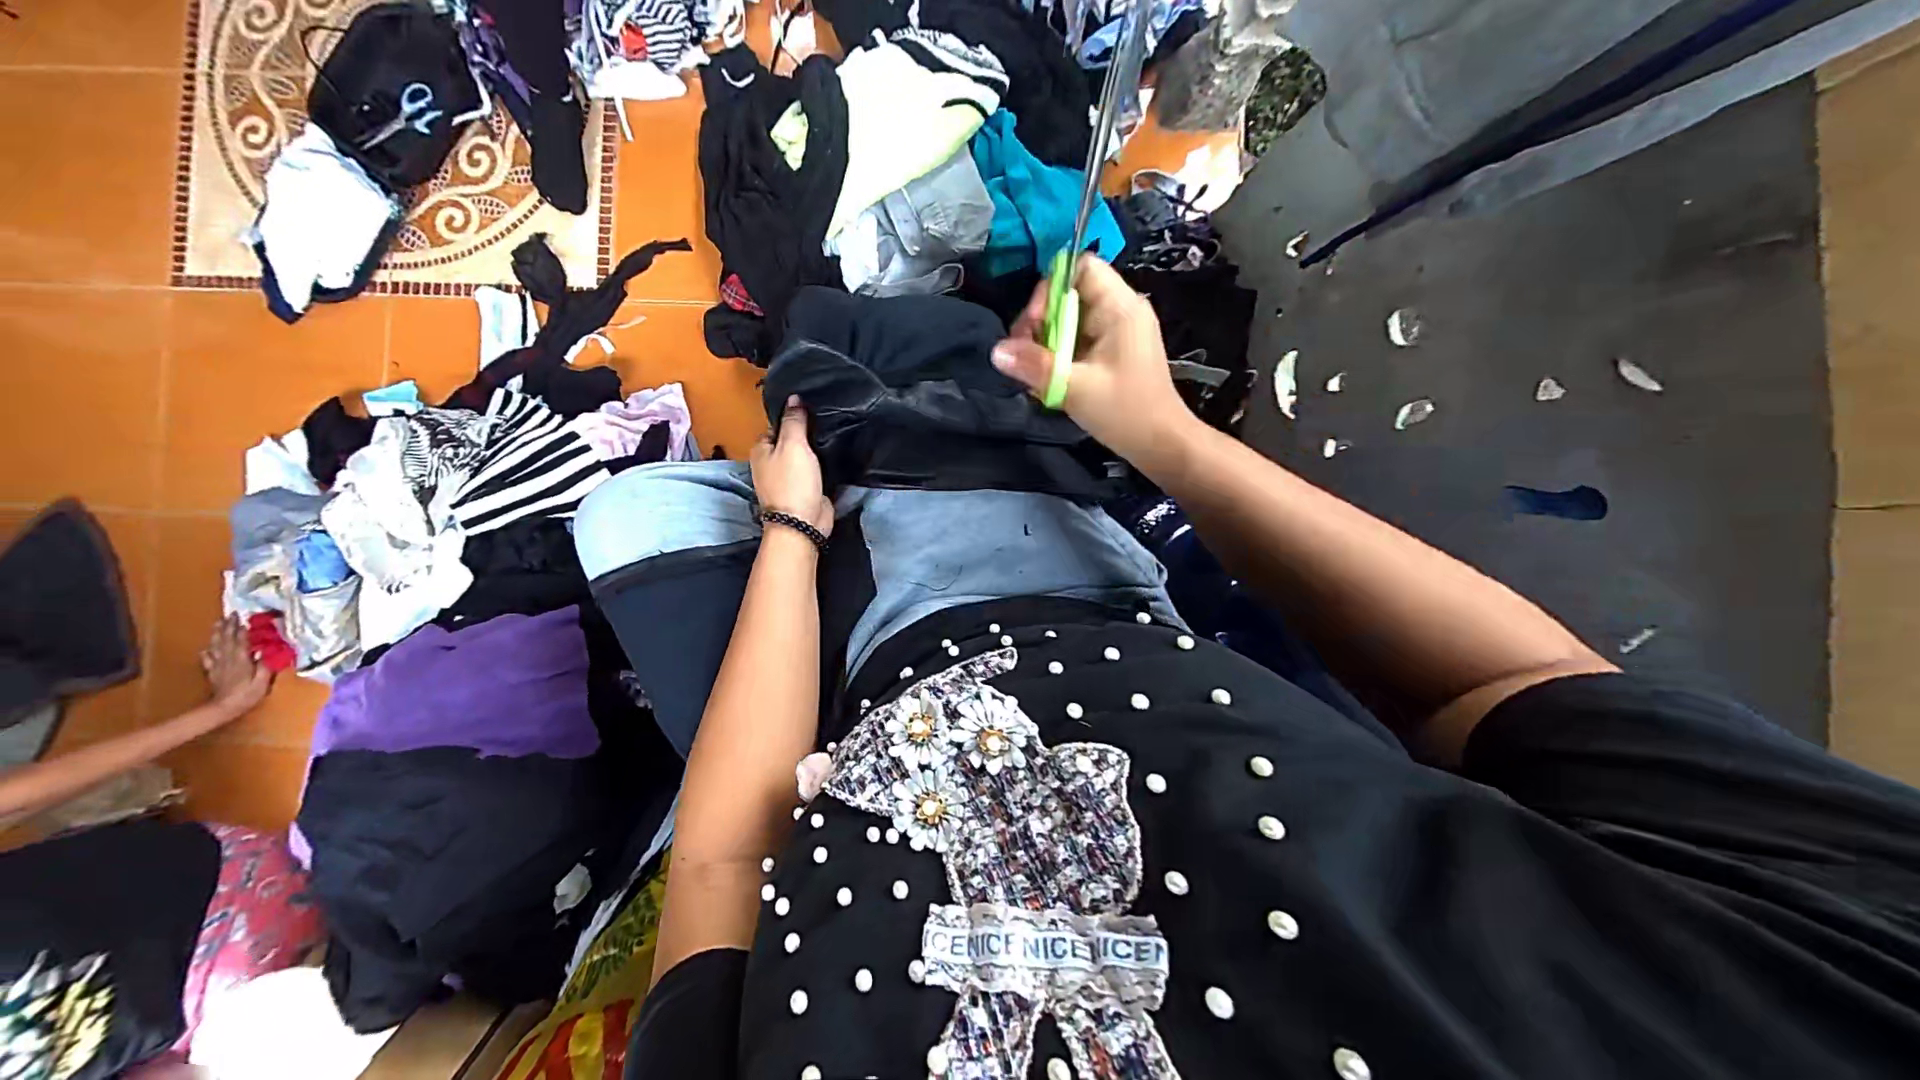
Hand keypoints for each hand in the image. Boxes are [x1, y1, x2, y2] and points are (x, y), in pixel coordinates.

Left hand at [201, 616, 272, 714]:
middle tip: (229, 615)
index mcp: (241, 660)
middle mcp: (228, 660)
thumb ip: (264, 665)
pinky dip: (207, 652)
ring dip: (217, 634)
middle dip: (228, 627)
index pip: (240, 641)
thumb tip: (267, 651)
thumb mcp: (262, 681)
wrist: (223, 709)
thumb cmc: (247, 695)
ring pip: (216, 646)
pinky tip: (206, 648)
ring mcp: (218, 666)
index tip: (242, 618)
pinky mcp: (213, 672)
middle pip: (226, 640)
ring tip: (218, 624)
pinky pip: (208, 659)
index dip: (241, 629)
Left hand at [751, 396, 833, 537]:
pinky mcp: (805, 489)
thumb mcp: (793, 444)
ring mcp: (788, 478)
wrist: (803, 523)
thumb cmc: (793, 482)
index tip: (813, 411)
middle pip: (791, 440)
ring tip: (834, 437)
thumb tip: (794, 398)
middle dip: (807, 434)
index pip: (777, 424)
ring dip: (816, 450)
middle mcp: (771, 463)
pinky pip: (814, 471)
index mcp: (761, 450)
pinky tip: (835, 457)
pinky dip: (823, 465)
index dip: (794, 417)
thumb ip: (794, 420)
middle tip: (827, 423)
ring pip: (804, 456)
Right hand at [990, 254, 1197, 463]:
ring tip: (1037, 373)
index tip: (1034, 324)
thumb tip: (997, 351)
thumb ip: (1035, 366)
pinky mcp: (1113, 353)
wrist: (1162, 444)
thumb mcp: (1076, 388)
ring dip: (1048, 344)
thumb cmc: (1127, 412)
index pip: (1081, 267)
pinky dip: (1061, 357)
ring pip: (1070, 321)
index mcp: (1120, 308)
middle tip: (1027, 354)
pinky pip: (1078, 341)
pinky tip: (1052, 381)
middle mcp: (1121, 311)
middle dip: (1042, 322)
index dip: (1051, 288)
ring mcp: (1117, 333)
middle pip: (1070, 295)